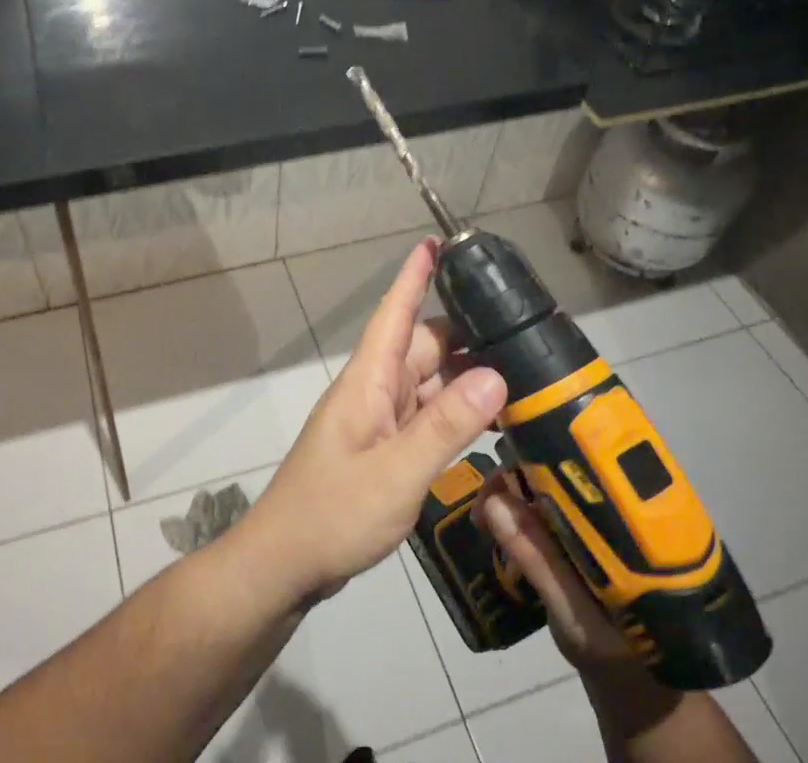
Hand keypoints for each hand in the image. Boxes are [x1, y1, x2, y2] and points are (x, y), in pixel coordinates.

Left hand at [235, 238, 508, 604]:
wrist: (285, 564)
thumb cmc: (333, 513)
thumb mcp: (396, 471)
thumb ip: (445, 426)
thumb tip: (495, 374)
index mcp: (367, 383)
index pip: (394, 315)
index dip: (414, 277)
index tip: (438, 242)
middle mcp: (371, 394)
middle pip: (421, 348)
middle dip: (465, 333)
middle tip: (522, 327)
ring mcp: (375, 424)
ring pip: (426, 384)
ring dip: (466, 377)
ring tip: (521, 371)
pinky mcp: (381, 453)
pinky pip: (423, 418)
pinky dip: (454, 414)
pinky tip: (489, 421)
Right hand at [479, 483, 758, 760]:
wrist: (633, 681)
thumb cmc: (614, 649)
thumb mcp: (572, 610)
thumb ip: (538, 561)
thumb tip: (495, 502)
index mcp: (630, 520)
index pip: (586, 463)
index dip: (541, 455)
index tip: (500, 470)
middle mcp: (616, 510)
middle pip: (560, 469)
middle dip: (516, 476)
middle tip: (483, 505)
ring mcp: (597, 522)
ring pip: (547, 486)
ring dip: (511, 493)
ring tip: (484, 518)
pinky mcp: (579, 536)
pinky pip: (543, 509)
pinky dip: (516, 510)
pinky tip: (497, 524)